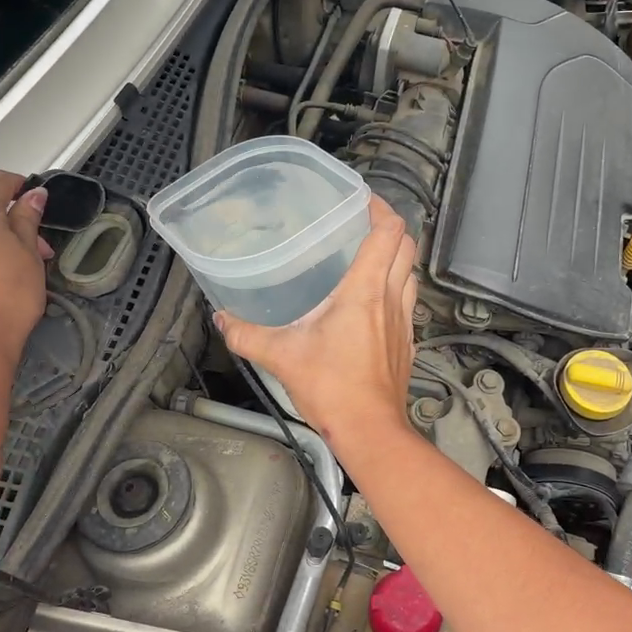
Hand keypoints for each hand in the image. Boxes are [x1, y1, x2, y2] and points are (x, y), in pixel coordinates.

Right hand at [214, 197, 416, 443]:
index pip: (389, 233)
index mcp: (366, 291)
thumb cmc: (333, 390)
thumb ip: (247, 334)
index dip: (380, 209)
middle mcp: (392, 300)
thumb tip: (221, 318)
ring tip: (367, 257)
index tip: (361, 200)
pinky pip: (407, 304)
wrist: (370, 431)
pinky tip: (372, 304)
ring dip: (396, 259)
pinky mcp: (406, 345)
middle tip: (362, 223)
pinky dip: (396, 290)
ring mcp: (404, 323)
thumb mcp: (281, 357)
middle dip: (390, 228)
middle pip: (407, 248)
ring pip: (410, 275)